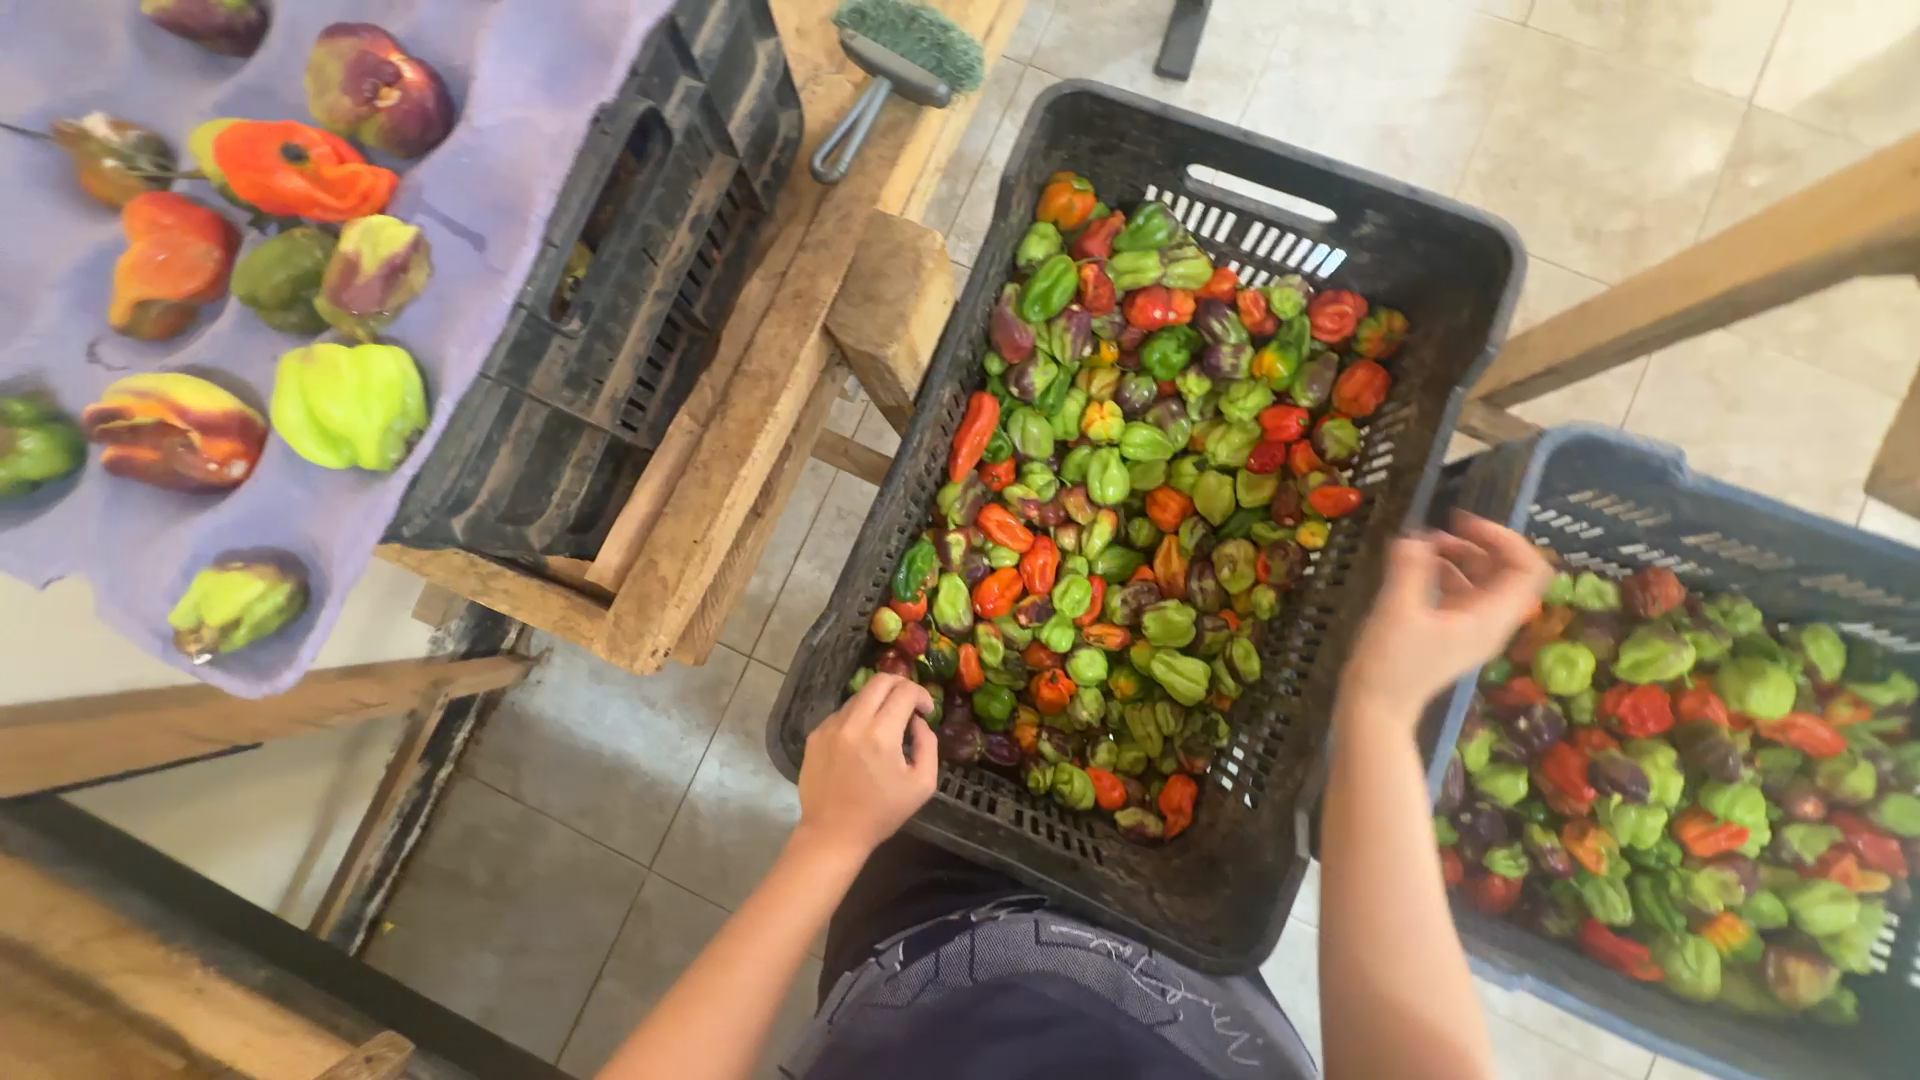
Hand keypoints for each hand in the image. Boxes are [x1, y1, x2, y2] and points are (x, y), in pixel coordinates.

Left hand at [796, 673, 937, 855]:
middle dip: (901, 685)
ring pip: (860, 696)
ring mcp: (830, 727)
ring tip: (885, 725)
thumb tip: (918, 721)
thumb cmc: (881, 813)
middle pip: (880, 681)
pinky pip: (842, 713)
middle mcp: (853, 723)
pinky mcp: (816, 735)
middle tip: (909, 704)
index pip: (905, 691)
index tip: (926, 711)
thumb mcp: (922, 785)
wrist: (833, 833)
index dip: (922, 695)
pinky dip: (857, 717)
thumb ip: (928, 745)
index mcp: (882, 735)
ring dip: (878, 702)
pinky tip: (861, 740)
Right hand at [1339, 512, 1550, 723]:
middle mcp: (1490, 622)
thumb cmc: (1390, 661)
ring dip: (1456, 558)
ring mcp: (1470, 628)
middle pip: (1505, 571)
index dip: (1503, 538)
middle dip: (1475, 545)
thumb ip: (1409, 568)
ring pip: (1481, 581)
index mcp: (1490, 618)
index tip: (1462, 524)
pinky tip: (1411, 569)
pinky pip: (1459, 594)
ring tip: (1419, 548)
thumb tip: (1414, 536)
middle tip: (1435, 533)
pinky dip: (1442, 574)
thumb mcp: (1396, 609)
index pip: (1528, 568)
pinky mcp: (1449, 632)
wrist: (1376, 706)